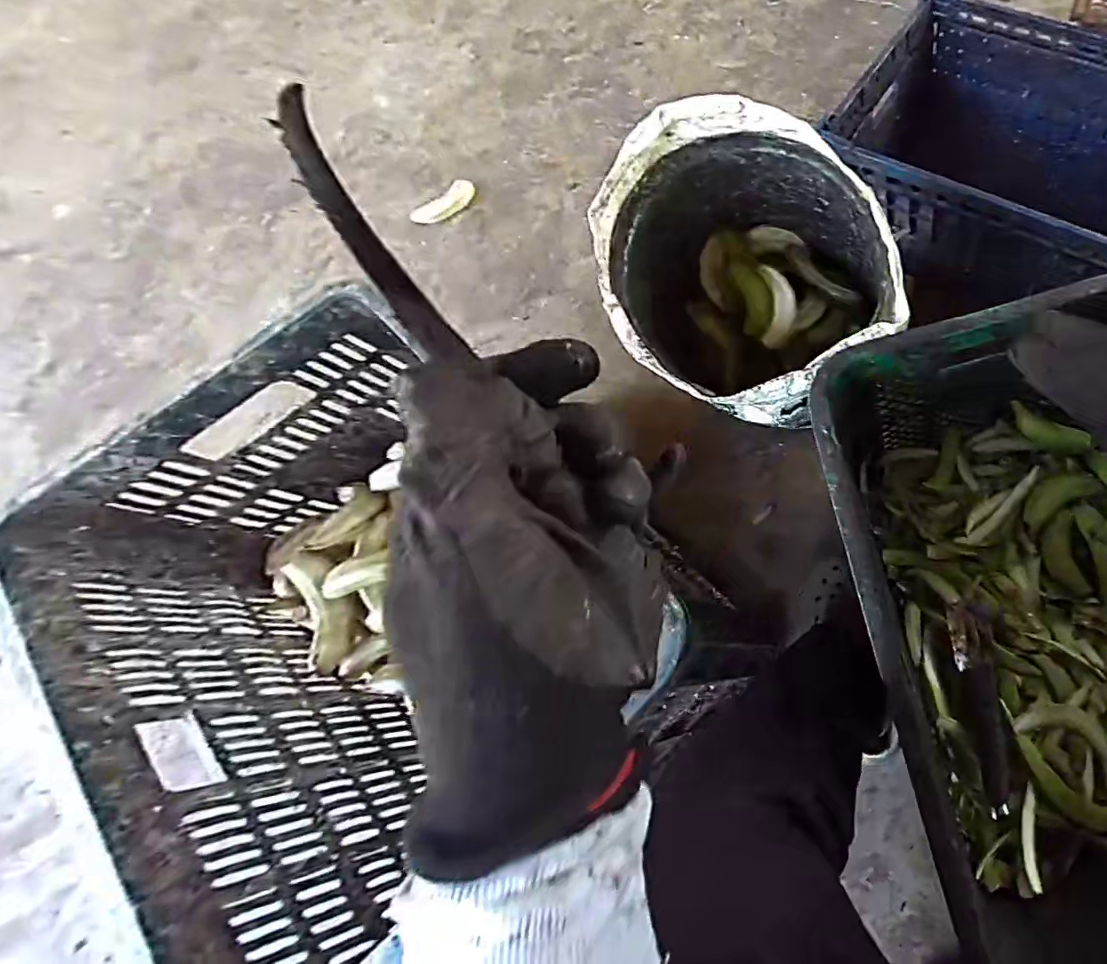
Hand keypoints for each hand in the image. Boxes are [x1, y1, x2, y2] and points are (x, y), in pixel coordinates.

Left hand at [387, 338, 668, 879]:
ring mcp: (561, 525)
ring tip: (625, 505)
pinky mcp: (607, 551)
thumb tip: (428, 363)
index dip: (524, 373)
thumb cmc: (503, 641)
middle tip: (601, 459)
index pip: (480, 400)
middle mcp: (507, 498)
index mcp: (457, 487)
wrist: (544, 743)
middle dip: (582, 426)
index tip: (577, 365)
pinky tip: (678, 464)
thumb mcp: (465, 536)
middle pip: (548, 421)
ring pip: (595, 456)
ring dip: (618, 463)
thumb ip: (450, 446)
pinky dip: (655, 475)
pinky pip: (634, 494)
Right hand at [1009, 311, 1106, 448]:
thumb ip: (1026, 351)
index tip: (1010, 347)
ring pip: (1071, 350)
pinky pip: (1084, 367)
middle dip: (1040, 346)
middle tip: (1023, 364)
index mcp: (1072, 325)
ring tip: (1041, 379)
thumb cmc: (1084, 389)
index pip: (1039, 317)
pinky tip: (1066, 389)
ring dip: (1056, 361)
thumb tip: (1015, 343)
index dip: (1021, 330)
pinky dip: (1072, 375)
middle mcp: (1091, 331)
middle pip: (1057, 333)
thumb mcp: (1045, 368)